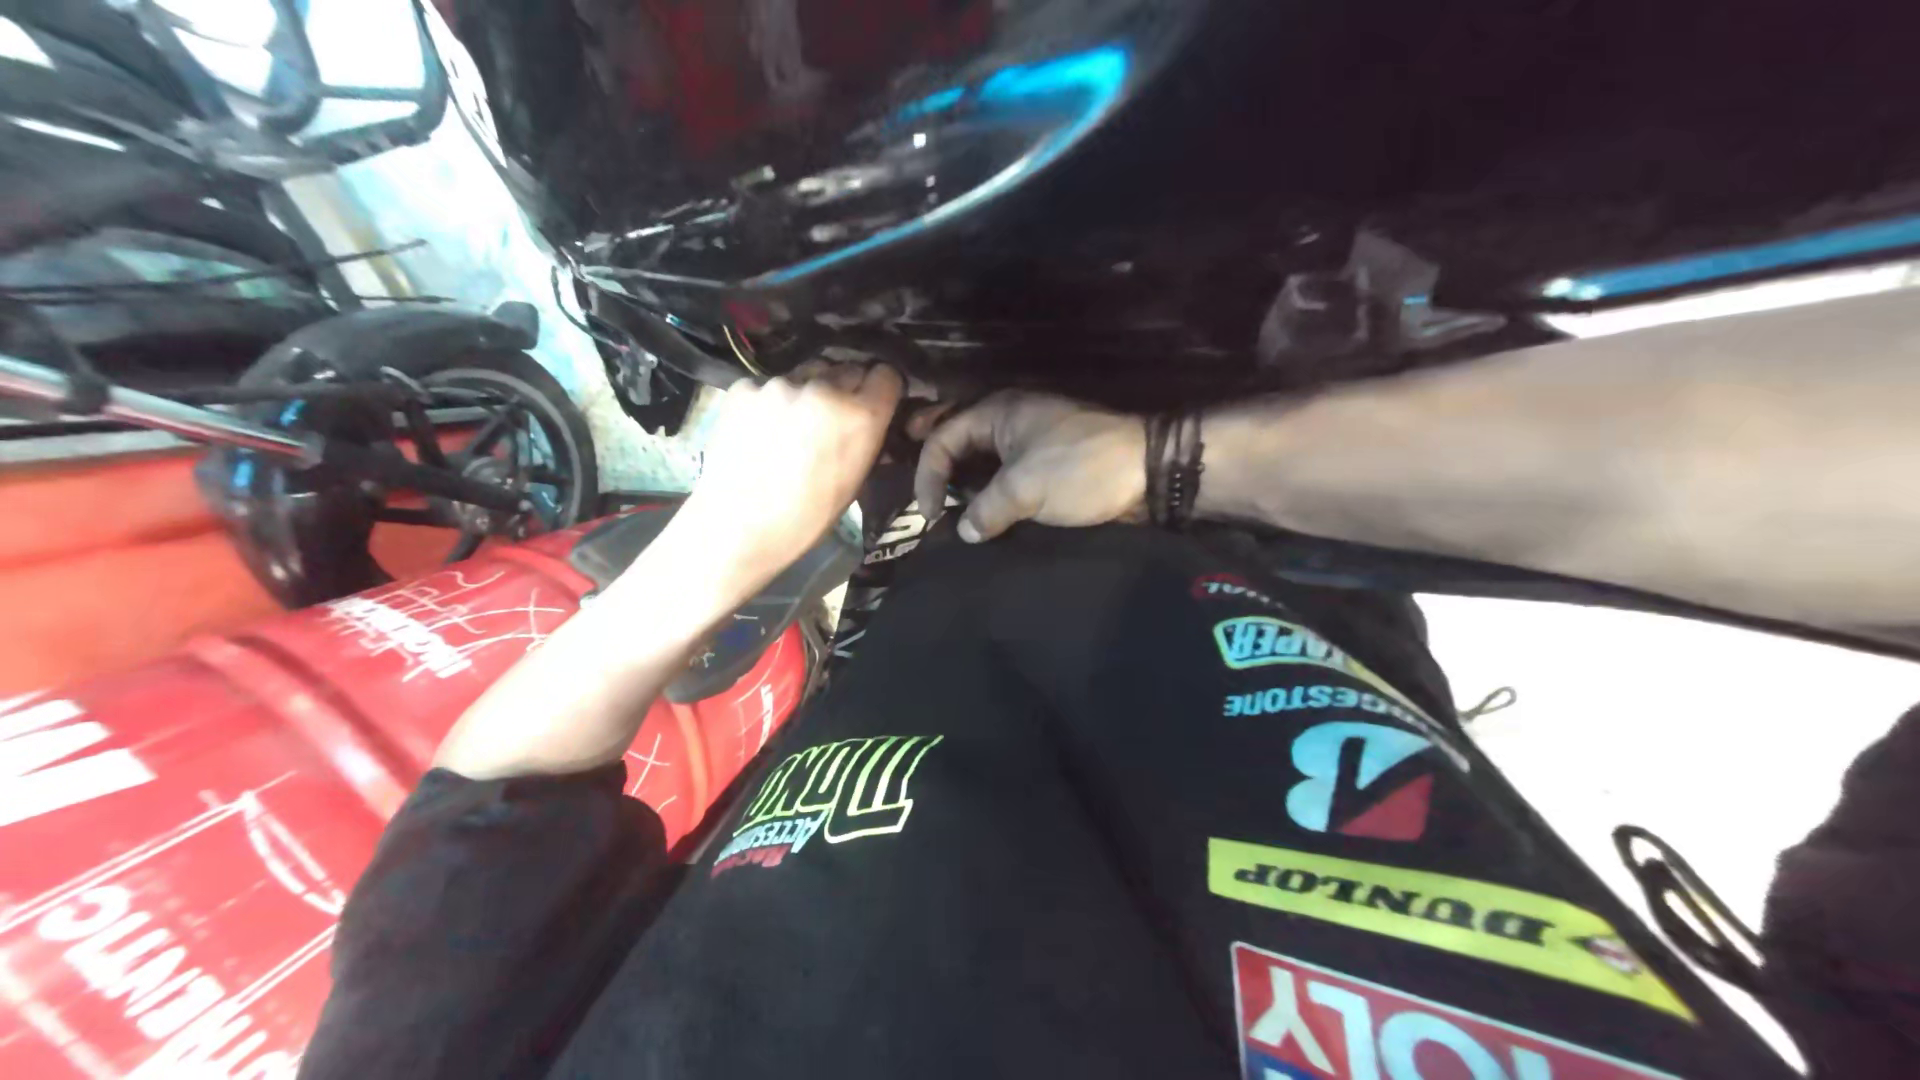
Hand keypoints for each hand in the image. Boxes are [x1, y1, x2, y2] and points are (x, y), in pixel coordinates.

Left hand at [685, 362, 902, 573]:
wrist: (738, 528)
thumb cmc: (807, 518)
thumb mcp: (855, 480)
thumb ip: (865, 437)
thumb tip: (866, 420)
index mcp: (861, 416)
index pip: (886, 375)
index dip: (879, 388)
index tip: (872, 401)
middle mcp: (825, 389)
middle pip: (846, 370)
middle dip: (844, 390)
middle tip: (829, 419)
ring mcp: (781, 384)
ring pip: (805, 375)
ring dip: (805, 393)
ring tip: (788, 426)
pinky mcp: (744, 386)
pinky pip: (767, 386)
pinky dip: (768, 403)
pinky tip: (759, 431)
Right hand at [913, 390, 1145, 542]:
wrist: (1148, 472)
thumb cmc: (1081, 469)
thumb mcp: (1025, 489)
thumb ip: (986, 510)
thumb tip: (965, 531)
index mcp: (999, 412)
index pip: (944, 437)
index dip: (929, 474)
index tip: (930, 513)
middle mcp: (1010, 420)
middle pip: (959, 442)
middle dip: (939, 469)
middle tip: (926, 500)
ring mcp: (1031, 440)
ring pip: (983, 460)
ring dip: (965, 485)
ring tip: (951, 511)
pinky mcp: (1048, 462)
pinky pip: (1007, 474)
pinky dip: (991, 492)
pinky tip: (985, 512)